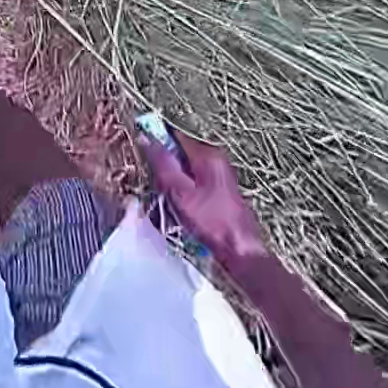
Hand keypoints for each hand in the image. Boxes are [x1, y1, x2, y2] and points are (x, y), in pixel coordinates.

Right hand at [141, 132, 266, 260]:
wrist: (242, 252)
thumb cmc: (211, 222)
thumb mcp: (179, 191)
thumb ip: (162, 163)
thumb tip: (146, 137)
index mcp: (207, 154)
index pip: (173, 134)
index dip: (157, 144)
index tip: (147, 160)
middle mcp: (216, 158)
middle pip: (179, 151)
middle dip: (166, 166)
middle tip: (161, 186)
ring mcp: (220, 172)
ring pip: (185, 166)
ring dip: (174, 179)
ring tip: (173, 199)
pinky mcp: (221, 186)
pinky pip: (194, 177)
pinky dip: (185, 187)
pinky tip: (184, 206)